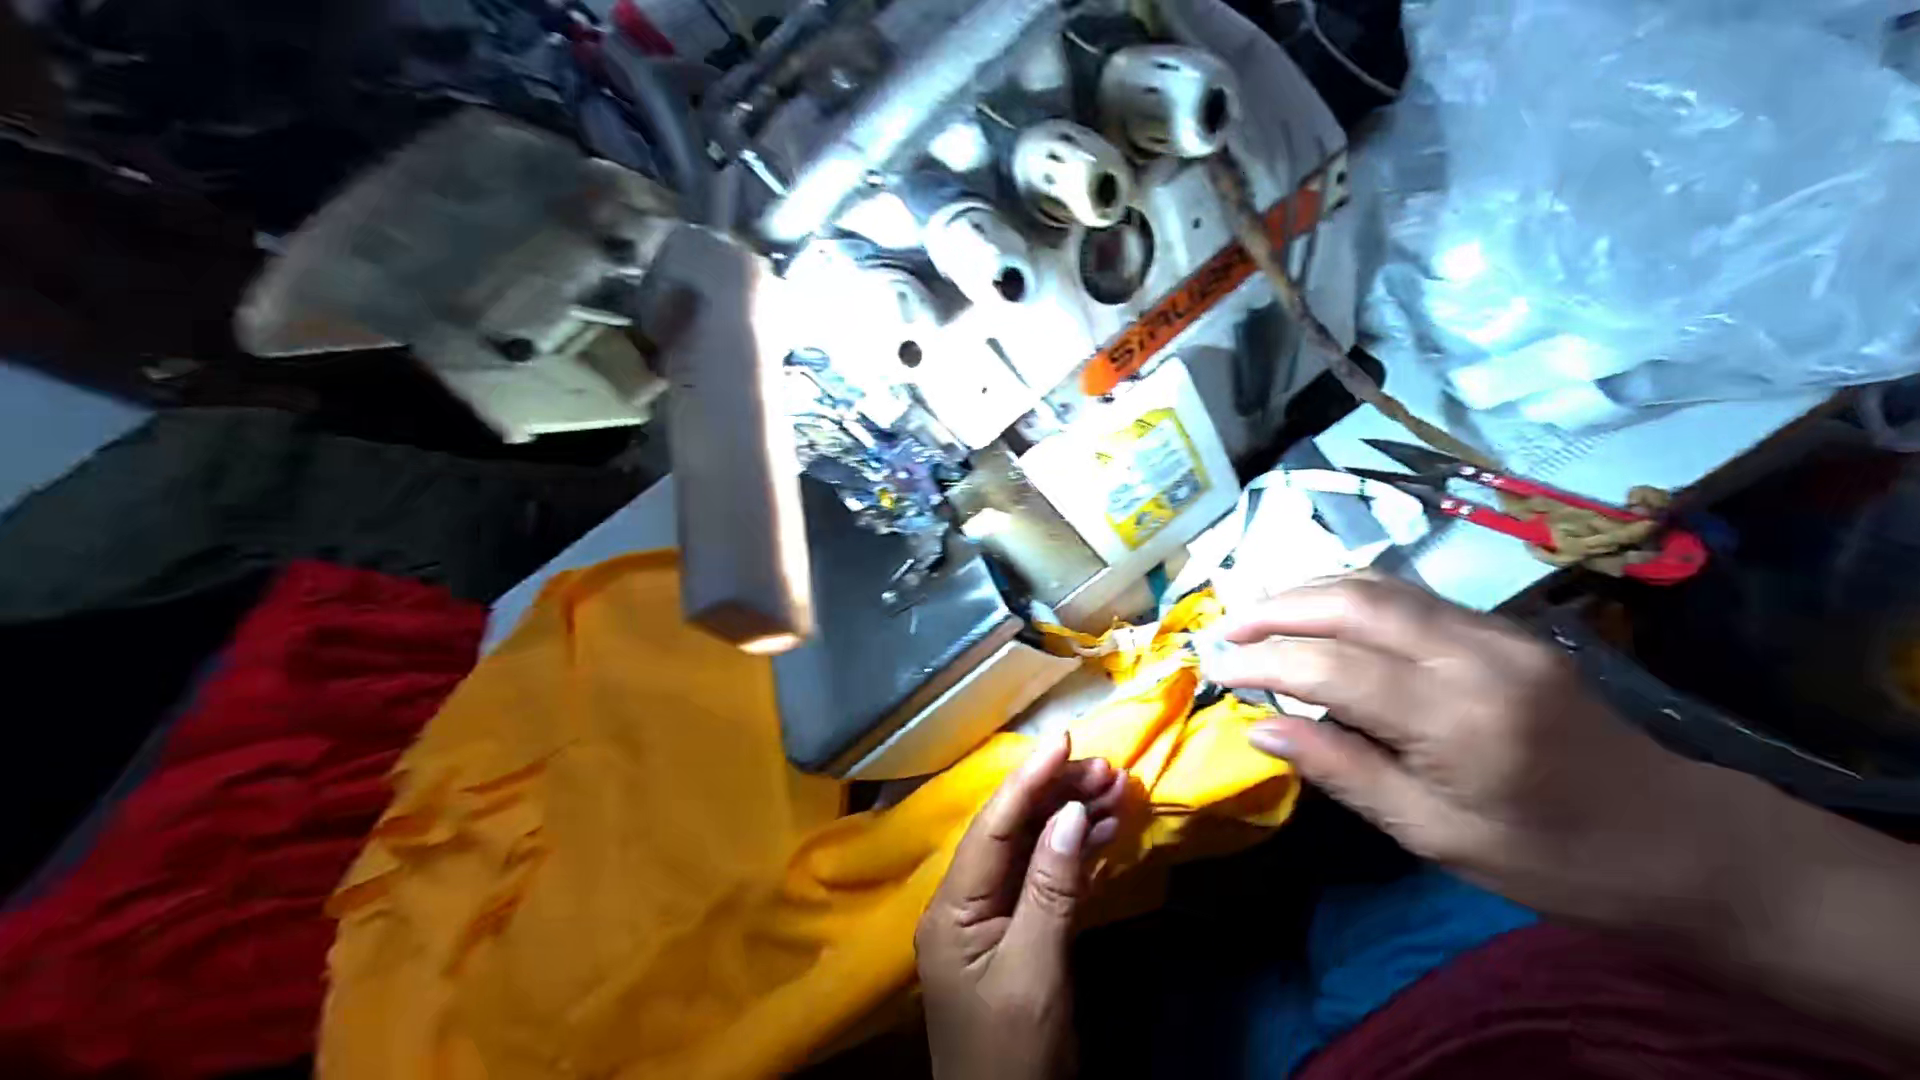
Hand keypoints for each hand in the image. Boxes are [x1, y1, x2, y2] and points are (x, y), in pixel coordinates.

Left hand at [915, 733, 1128, 1079]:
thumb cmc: (1015, 1057)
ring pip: (1032, 849)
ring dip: (1071, 817)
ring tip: (1114, 788)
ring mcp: (991, 915)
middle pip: (1012, 831)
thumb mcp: (1034, 974)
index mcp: (952, 907)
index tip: (1064, 742)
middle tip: (1106, 769)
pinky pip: (1045, 877)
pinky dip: (1075, 853)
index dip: (1028, 780)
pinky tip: (1104, 830)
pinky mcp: (1018, 930)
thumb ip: (1050, 889)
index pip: (992, 827)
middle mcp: (965, 900)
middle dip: (1056, 794)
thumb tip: (1069, 813)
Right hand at [1204, 575, 1745, 929]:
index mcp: (1460, 720)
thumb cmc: (1550, 859)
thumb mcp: (1432, 835)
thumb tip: (1259, 728)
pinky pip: (1405, 594)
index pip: (1332, 667)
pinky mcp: (1502, 627)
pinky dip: (1345, 595)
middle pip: (1352, 604)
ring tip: (1256, 615)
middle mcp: (1477, 656)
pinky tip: (1316, 613)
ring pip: (1377, 585)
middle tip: (1226, 631)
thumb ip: (1341, 770)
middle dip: (1276, 609)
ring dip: (1306, 593)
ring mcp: (1495, 632)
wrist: (1684, 843)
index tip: (1216, 669)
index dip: (1263, 662)